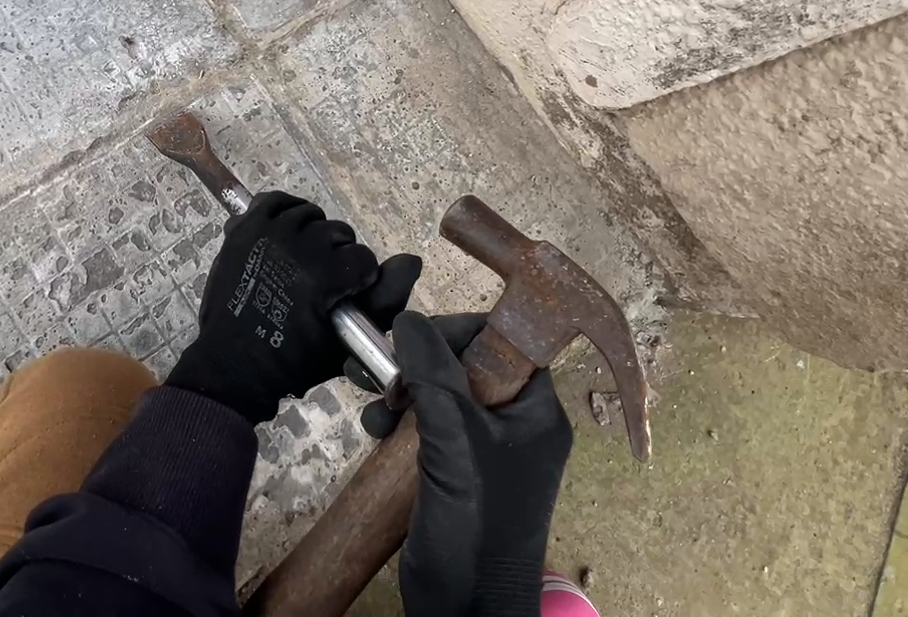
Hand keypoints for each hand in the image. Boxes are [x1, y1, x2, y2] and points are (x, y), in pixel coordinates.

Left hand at [165, 192, 419, 424]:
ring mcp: (268, 232)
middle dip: (337, 255)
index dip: (359, 277)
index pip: (363, 258)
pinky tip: (288, 231)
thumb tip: (412, 260)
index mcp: (324, 275)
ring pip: (309, 213)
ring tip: (304, 257)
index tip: (345, 294)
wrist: (233, 363)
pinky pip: (275, 200)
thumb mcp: (346, 342)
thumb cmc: (293, 360)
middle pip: (337, 232)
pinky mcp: (245, 227)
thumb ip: (384, 302)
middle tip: (322, 279)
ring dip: (313, 232)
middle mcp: (298, 245)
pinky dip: (286, 209)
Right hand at [364, 311, 573, 616]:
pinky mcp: (449, 467)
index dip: (457, 332)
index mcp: (533, 411)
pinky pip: (420, 422)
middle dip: (416, 362)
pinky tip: (374, 428)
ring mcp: (479, 447)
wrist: (463, 607)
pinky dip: (393, 417)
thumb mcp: (456, 437)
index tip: (415, 341)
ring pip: (434, 390)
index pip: (501, 343)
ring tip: (374, 401)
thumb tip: (408, 318)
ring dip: (397, 388)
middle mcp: (510, 423)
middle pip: (460, 363)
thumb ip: (433, 373)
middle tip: (386, 373)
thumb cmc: (476, 519)